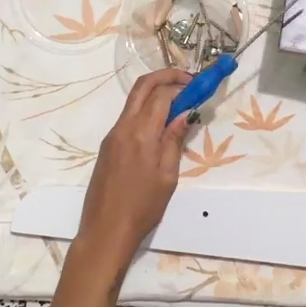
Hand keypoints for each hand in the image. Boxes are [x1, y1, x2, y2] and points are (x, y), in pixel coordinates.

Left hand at [75, 68, 193, 271]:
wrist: (105, 230)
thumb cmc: (142, 208)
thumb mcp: (167, 176)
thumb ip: (174, 140)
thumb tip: (185, 112)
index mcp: (141, 133)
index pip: (162, 95)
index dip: (182, 86)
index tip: (200, 87)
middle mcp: (123, 126)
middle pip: (143, 86)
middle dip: (166, 76)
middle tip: (189, 80)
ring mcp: (113, 134)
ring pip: (134, 100)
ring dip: (156, 92)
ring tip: (180, 101)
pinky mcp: (108, 145)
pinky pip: (129, 116)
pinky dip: (146, 110)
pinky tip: (162, 123)